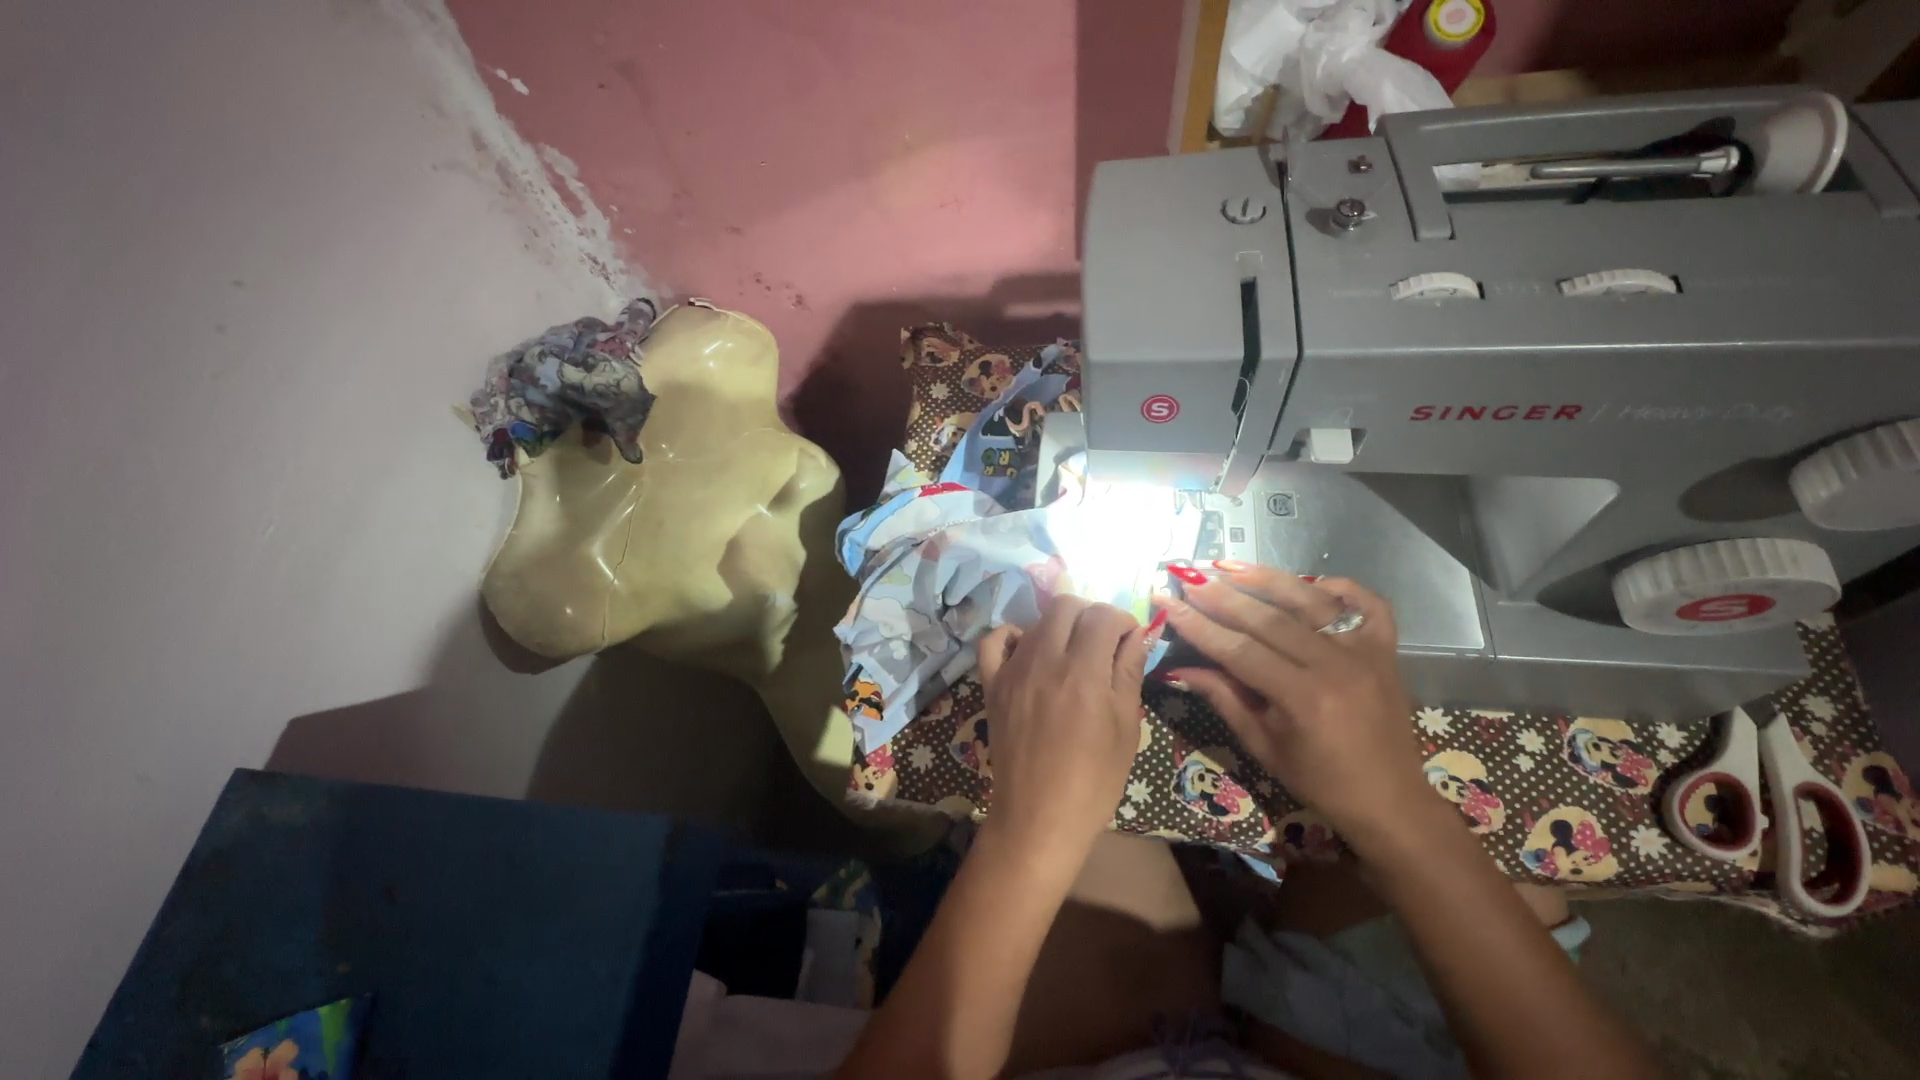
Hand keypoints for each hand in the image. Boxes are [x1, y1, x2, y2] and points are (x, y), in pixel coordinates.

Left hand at [975, 596, 1150, 862]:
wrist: (1038, 818)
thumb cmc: (1094, 781)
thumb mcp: (1126, 728)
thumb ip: (1128, 673)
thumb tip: (1136, 636)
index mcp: (1084, 672)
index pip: (1103, 616)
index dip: (1123, 621)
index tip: (1130, 641)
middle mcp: (1044, 660)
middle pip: (1066, 606)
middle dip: (1091, 616)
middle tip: (1103, 644)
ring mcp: (1012, 670)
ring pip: (1036, 621)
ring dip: (1060, 627)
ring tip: (1072, 656)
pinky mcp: (991, 685)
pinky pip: (994, 642)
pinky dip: (1013, 637)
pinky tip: (1029, 653)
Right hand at [1156, 565, 1440, 853]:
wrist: (1390, 799)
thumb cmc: (1320, 781)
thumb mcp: (1264, 746)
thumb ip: (1225, 699)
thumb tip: (1180, 668)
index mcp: (1303, 698)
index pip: (1238, 649)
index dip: (1198, 625)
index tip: (1166, 601)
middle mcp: (1336, 665)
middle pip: (1268, 619)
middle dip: (1221, 596)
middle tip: (1188, 577)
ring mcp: (1366, 652)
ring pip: (1310, 601)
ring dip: (1267, 580)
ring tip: (1229, 566)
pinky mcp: (1386, 649)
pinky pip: (1367, 604)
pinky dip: (1340, 588)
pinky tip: (1310, 583)